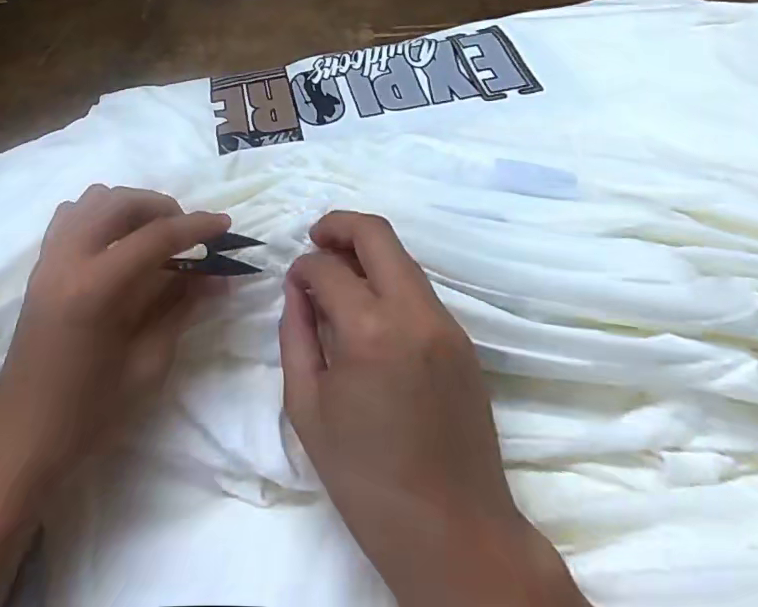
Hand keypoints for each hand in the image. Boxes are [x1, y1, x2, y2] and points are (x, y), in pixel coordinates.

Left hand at [0, 186, 230, 491]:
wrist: (24, 435)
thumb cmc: (90, 412)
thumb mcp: (147, 363)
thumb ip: (181, 309)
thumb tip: (217, 276)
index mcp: (95, 287)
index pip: (155, 236)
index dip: (196, 227)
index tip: (226, 225)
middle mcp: (67, 258)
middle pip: (121, 202)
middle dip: (162, 208)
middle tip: (190, 234)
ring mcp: (48, 258)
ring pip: (92, 200)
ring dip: (130, 206)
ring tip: (156, 235)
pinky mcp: (39, 266)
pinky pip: (70, 216)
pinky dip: (100, 215)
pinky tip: (118, 244)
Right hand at [281, 212, 585, 606]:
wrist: (452, 531)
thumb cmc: (363, 476)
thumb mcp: (306, 405)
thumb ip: (296, 333)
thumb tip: (297, 288)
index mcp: (371, 332)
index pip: (328, 267)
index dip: (303, 266)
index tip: (292, 284)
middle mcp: (416, 315)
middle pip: (378, 235)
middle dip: (339, 225)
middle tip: (314, 239)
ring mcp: (448, 327)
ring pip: (403, 259)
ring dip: (367, 254)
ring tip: (337, 277)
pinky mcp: (464, 343)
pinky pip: (420, 291)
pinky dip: (389, 283)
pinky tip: (369, 312)